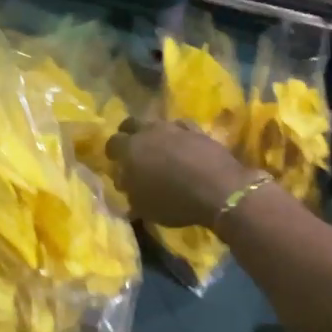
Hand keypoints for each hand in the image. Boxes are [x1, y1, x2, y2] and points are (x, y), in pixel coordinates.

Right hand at [106, 119, 256, 227]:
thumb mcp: (145, 208)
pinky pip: (181, 127)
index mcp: (130, 150)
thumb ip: (130, 193)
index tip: (115, 162)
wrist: (219, 190)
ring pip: (157, 123)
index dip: (112, 153)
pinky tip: (183, 147)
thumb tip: (125, 183)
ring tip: (160, 150)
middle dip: (129, 134)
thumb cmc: (175, 203)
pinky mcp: (198, 130)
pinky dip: (178, 135)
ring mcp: (175, 127)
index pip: (112, 143)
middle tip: (133, 150)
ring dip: (154, 134)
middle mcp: (149, 132)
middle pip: (131, 124)